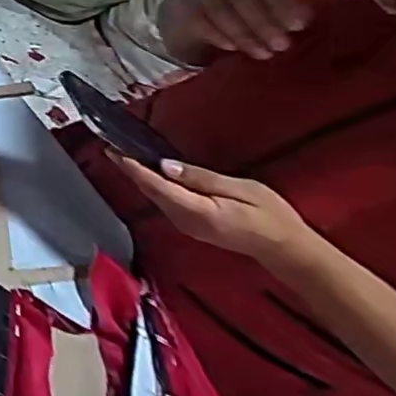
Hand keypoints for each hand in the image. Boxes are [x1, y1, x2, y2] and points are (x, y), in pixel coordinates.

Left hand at [115, 156, 321, 270]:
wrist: (285, 249)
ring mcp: (185, 225)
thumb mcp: (241, 189)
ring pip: (154, 197)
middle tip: (109, 146)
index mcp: (198, 211)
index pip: (157, 186)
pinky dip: (150, 185)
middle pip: (149, 191)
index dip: (133, 168)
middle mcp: (185, 221)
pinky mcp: (189, 224)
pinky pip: (163, 201)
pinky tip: (144, 171)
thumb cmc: (270, 215)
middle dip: (128, 169)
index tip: (115, 151)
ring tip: (121, 154)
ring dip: (137, 176)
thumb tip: (165, 166)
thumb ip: (201, 179)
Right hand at [156, 0, 309, 62]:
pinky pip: (201, 22)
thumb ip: (281, 8)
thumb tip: (306, 19)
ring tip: (263, 54)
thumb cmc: (234, 13)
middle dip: (265, 21)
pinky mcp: (183, 12)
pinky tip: (231, 48)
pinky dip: (218, 35)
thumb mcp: (260, 5)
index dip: (283, 3)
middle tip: (282, 45)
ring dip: (244, 33)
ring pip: (221, 9)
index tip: (298, 27)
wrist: (186, 18)